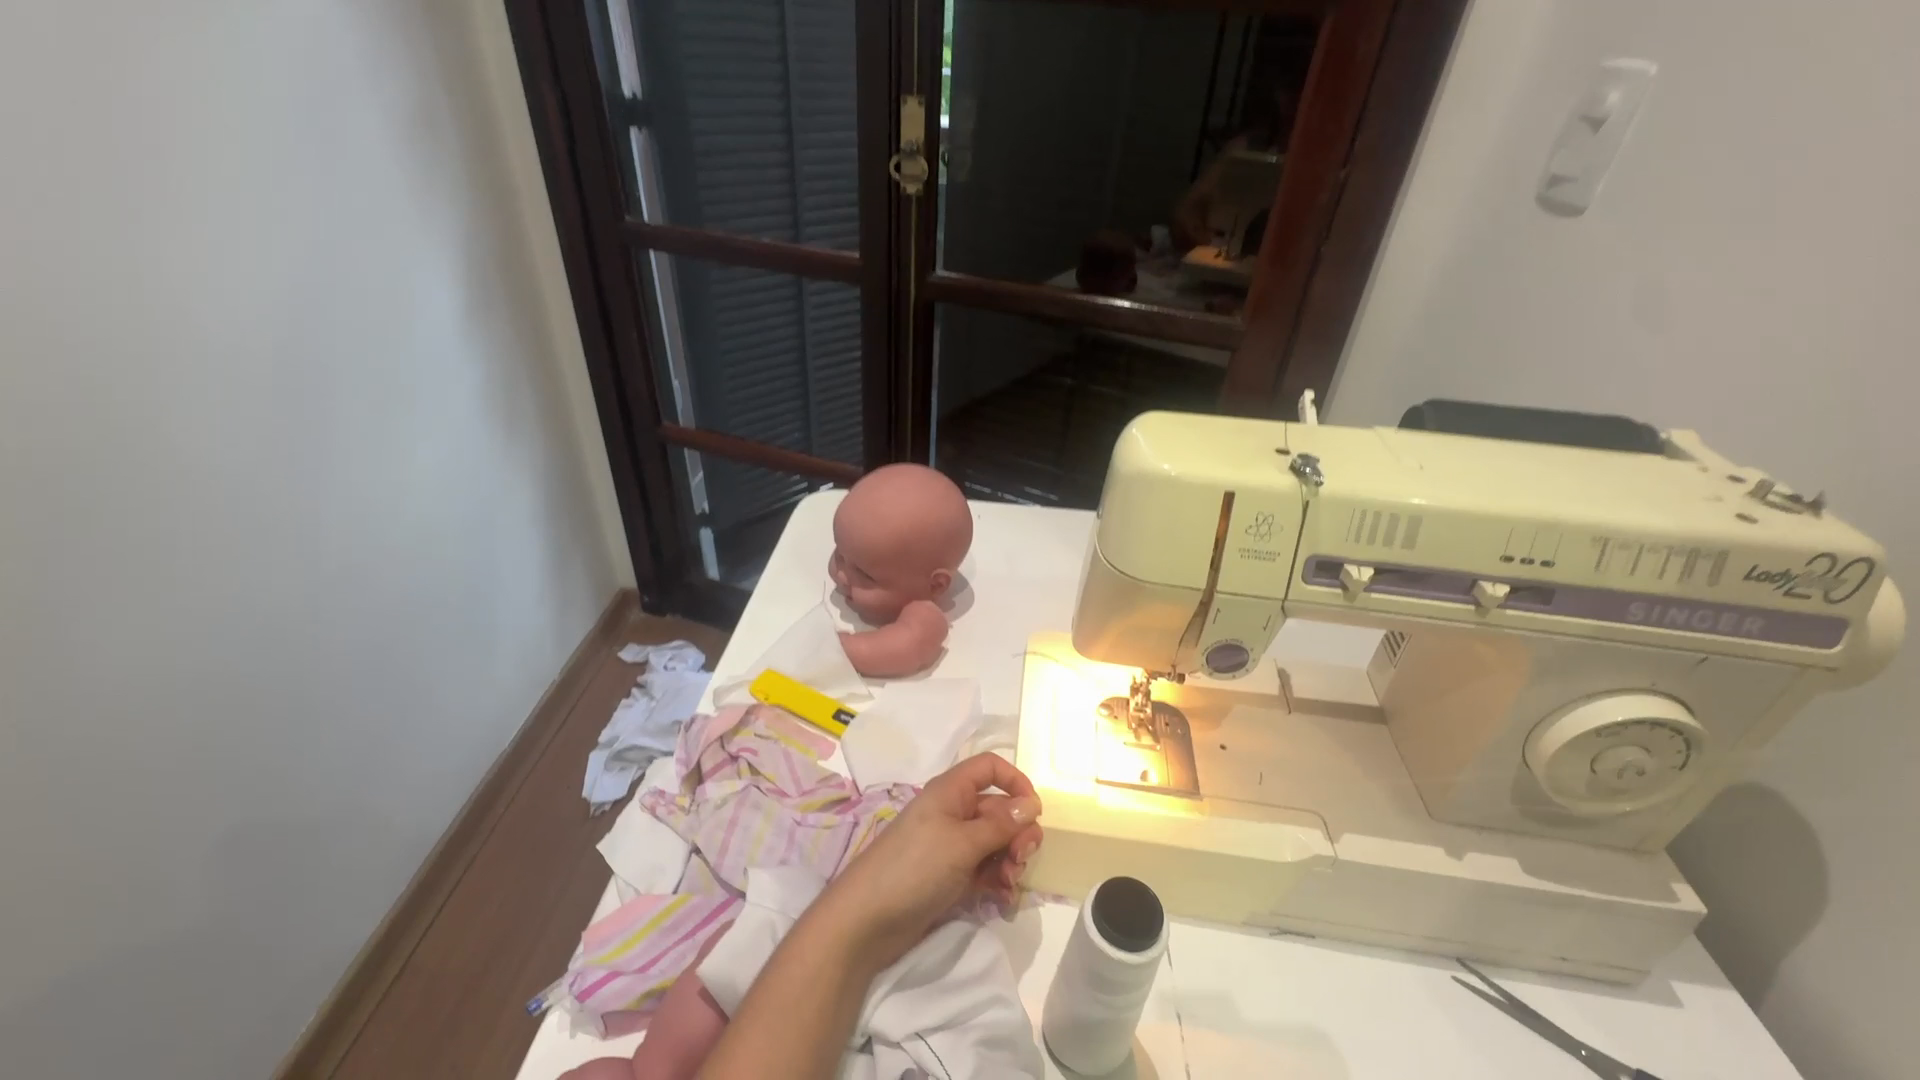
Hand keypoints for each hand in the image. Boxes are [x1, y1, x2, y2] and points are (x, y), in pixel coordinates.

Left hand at [816, 753, 1042, 969]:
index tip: (1034, 810)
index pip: (989, 768)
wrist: (867, 920)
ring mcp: (951, 847)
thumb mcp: (962, 842)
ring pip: (996, 843)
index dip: (1014, 781)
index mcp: (950, 792)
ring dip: (1010, 861)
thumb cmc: (914, 867)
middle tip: (1022, 859)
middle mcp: (952, 813)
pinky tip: (1003, 899)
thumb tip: (1032, 804)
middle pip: (999, 810)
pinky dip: (998, 881)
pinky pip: (985, 870)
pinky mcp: (951, 877)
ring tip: (1008, 884)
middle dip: (1018, 833)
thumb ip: (1001, 824)